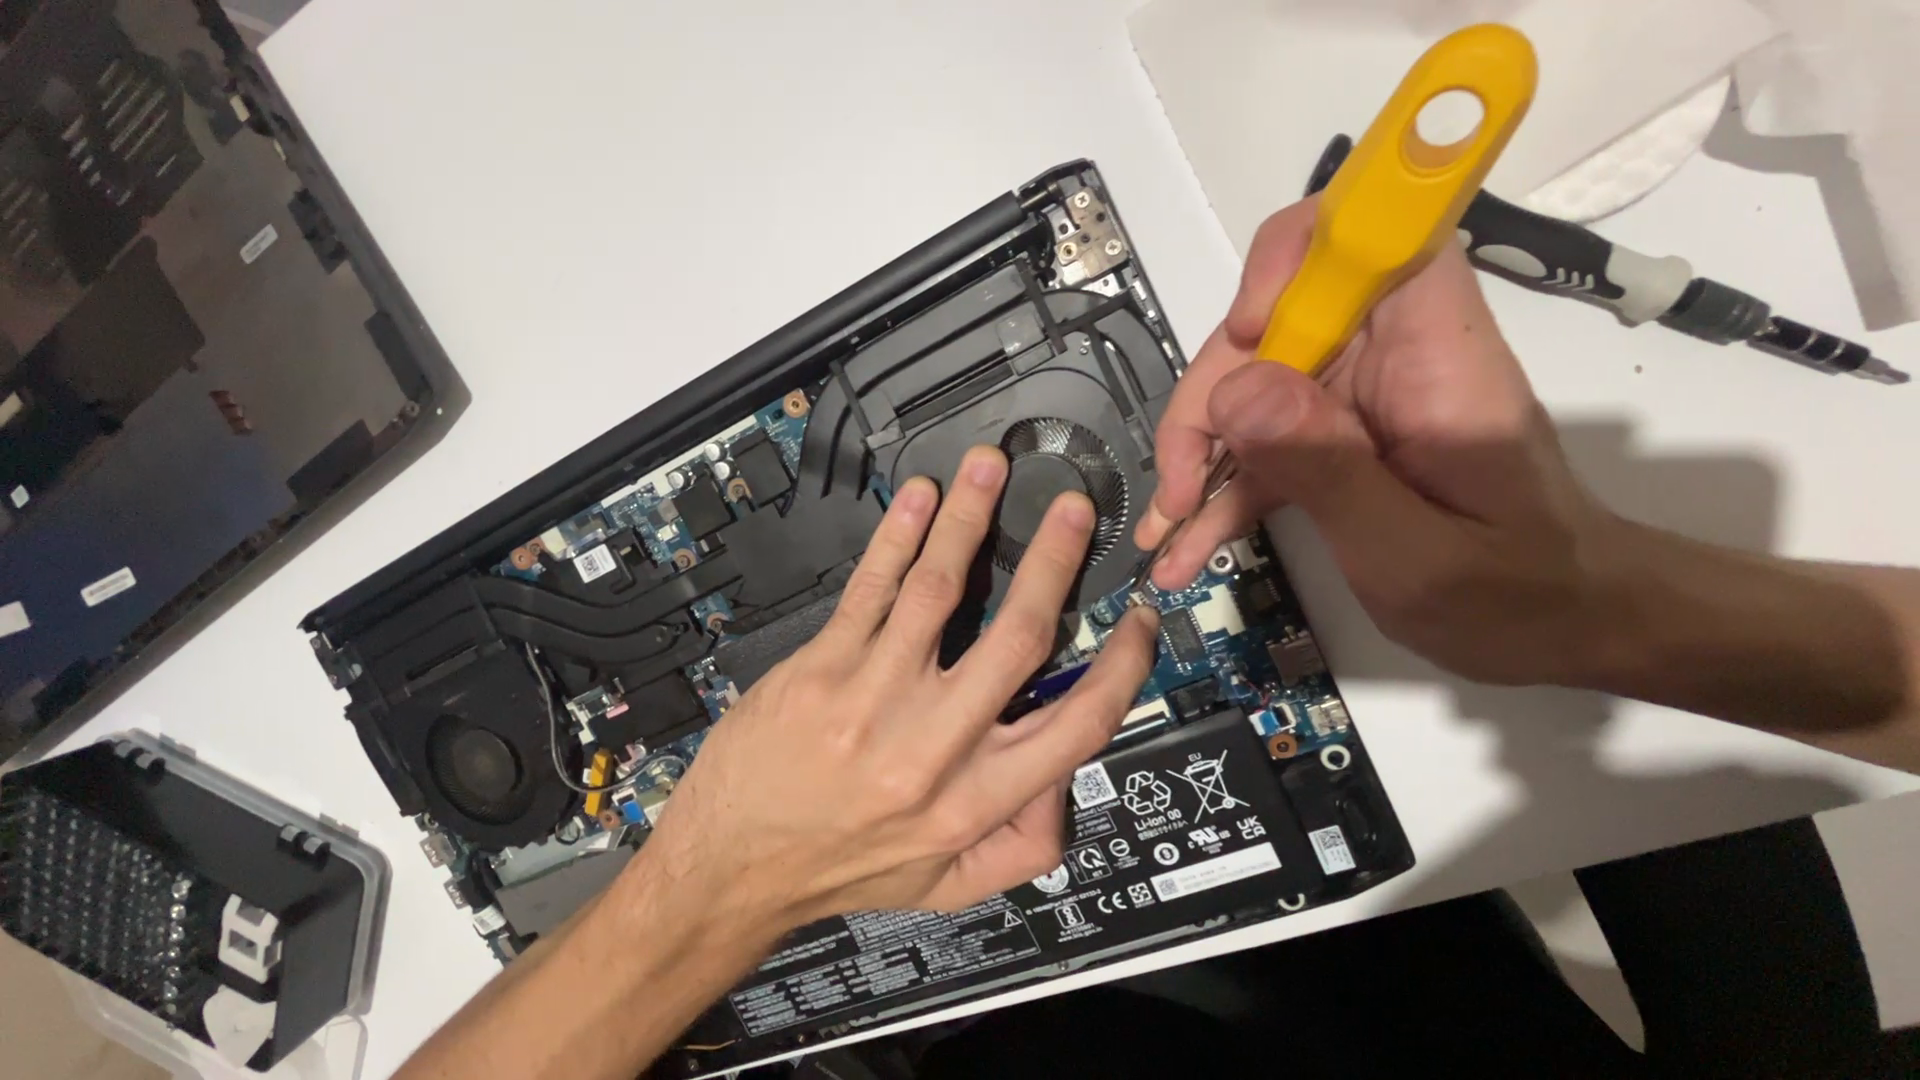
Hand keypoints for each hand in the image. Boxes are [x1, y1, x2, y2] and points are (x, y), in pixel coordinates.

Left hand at [645, 446, 1158, 930]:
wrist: (733, 866)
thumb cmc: (840, 865)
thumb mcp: (947, 886)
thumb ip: (1023, 845)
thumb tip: (1066, 780)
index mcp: (976, 797)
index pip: (1078, 723)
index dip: (1121, 667)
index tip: (1135, 622)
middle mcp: (932, 743)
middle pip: (1017, 636)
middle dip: (1054, 561)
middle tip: (1072, 510)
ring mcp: (874, 697)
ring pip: (938, 590)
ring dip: (970, 520)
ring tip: (989, 468)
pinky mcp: (824, 667)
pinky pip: (870, 589)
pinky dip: (898, 535)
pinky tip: (919, 499)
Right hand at [1137, 199, 1618, 685]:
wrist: (1560, 624)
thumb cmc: (1514, 596)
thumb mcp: (1414, 554)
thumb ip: (1330, 470)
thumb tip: (1236, 390)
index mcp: (1436, 359)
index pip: (1375, 239)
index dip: (1293, 260)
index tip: (1245, 335)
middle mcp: (1392, 358)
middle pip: (1275, 327)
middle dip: (1209, 401)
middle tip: (1179, 490)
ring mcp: (1357, 398)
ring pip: (1249, 386)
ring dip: (1200, 457)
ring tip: (1167, 538)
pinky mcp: (1336, 437)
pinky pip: (1261, 441)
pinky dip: (1220, 491)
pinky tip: (1185, 548)